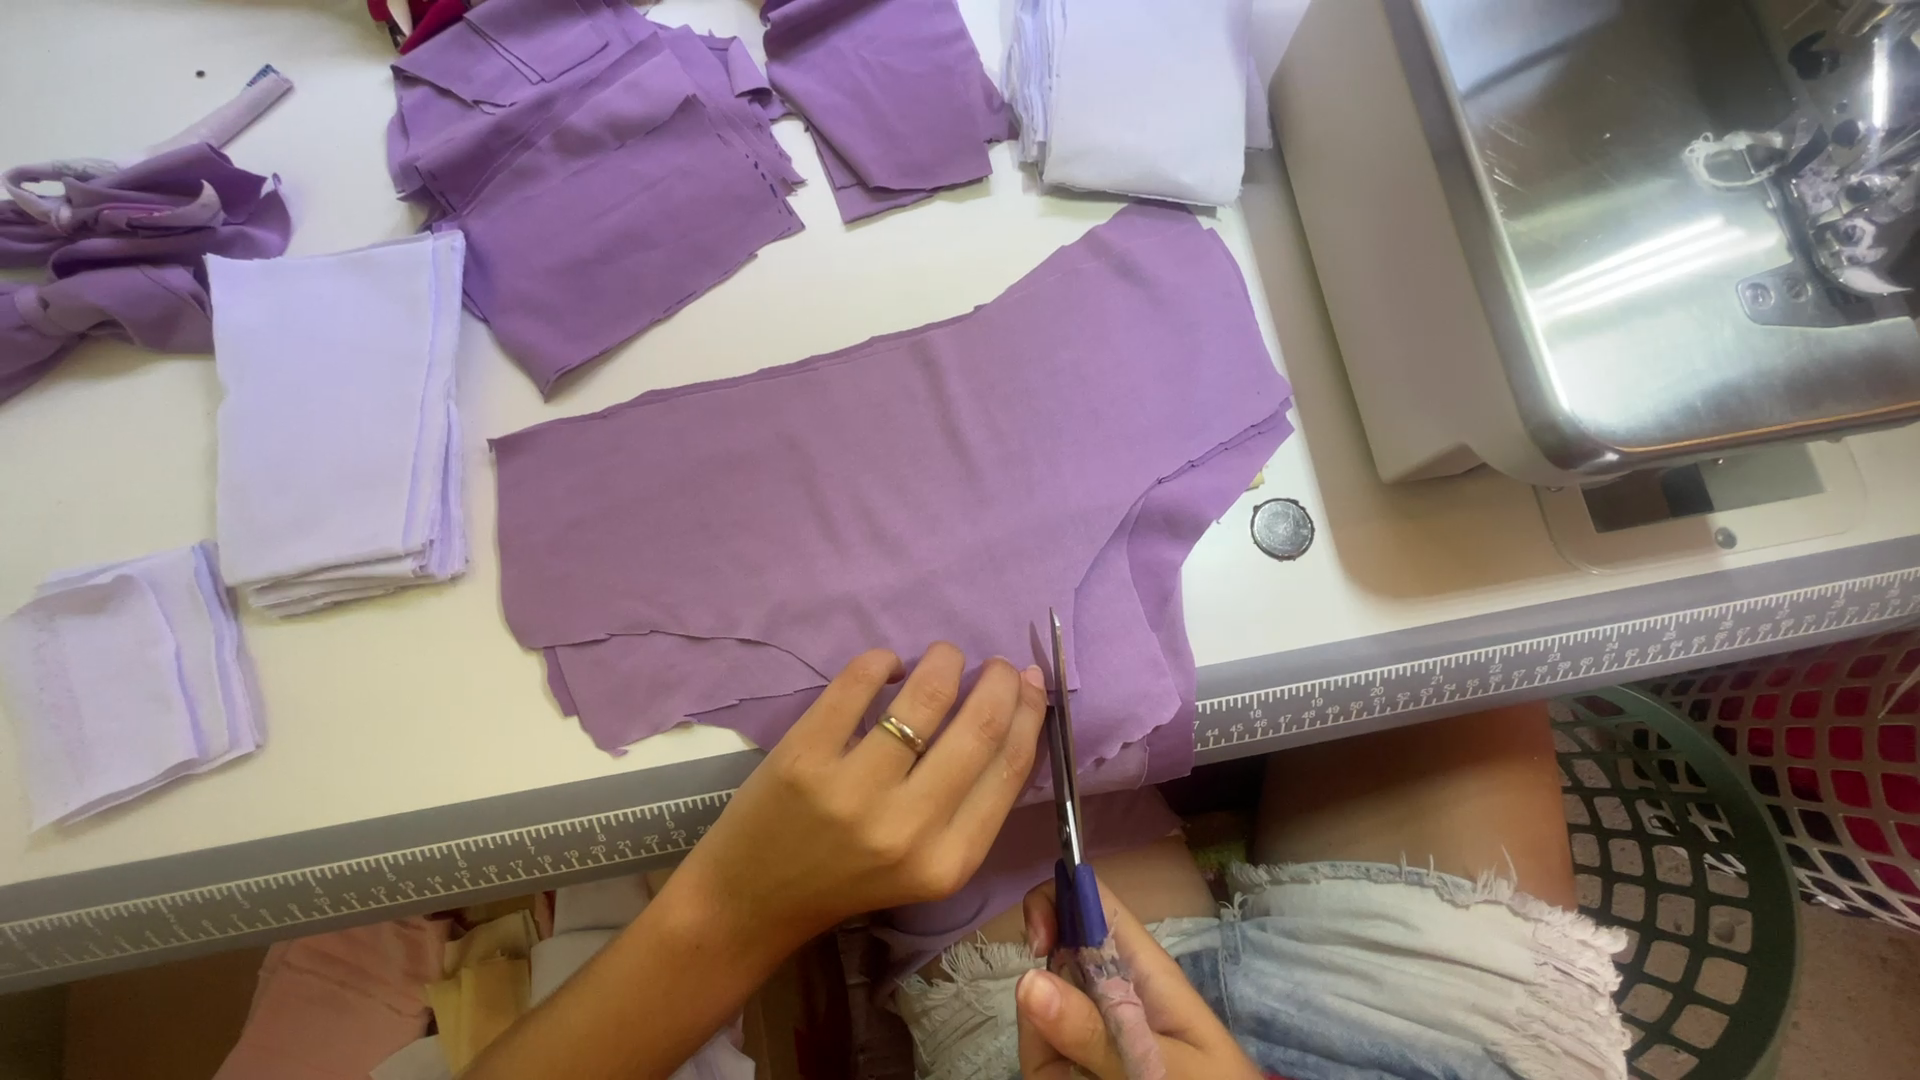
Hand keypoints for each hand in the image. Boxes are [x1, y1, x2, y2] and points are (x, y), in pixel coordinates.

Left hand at [671, 643, 1048, 956]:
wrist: (753, 901)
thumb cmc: (849, 878)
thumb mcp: (926, 863)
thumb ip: (968, 802)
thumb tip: (1011, 715)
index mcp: (949, 861)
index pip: (1010, 767)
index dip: (1029, 714)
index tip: (1031, 683)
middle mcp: (908, 828)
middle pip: (979, 727)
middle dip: (1000, 680)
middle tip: (996, 663)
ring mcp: (853, 791)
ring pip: (927, 695)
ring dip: (946, 660)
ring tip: (944, 656)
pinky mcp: (805, 757)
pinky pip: (860, 681)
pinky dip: (883, 660)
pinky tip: (887, 665)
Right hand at [1016, 882, 1261, 1079]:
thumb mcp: (1161, 1066)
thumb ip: (1097, 1032)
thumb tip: (1027, 980)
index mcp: (1139, 964)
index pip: (1089, 898)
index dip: (1053, 900)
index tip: (1037, 946)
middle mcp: (1109, 984)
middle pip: (1050, 958)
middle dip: (1039, 1001)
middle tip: (1058, 1052)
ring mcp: (1092, 1022)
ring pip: (1039, 1009)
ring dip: (1047, 1052)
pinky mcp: (1080, 1056)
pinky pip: (1044, 1052)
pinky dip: (1052, 1073)